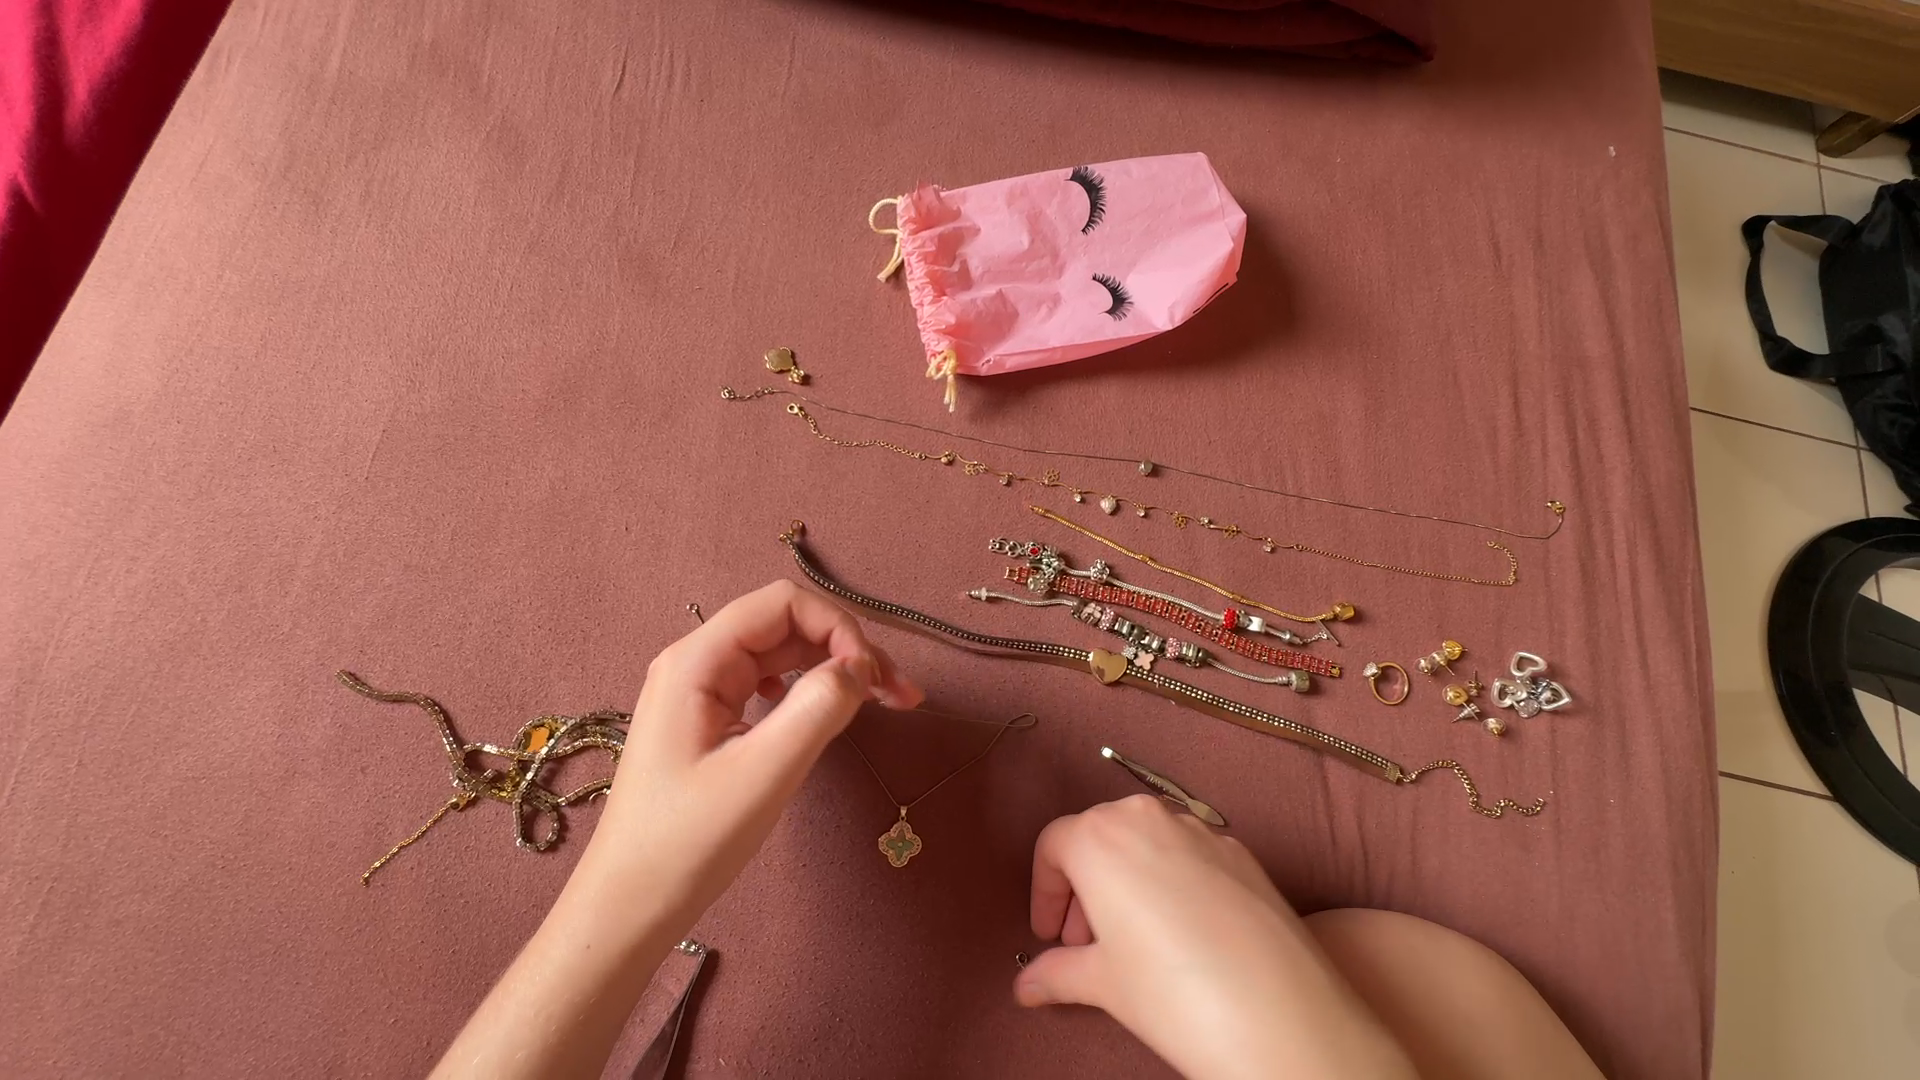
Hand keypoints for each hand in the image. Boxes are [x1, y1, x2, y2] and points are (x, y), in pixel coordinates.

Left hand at [431, 580, 919, 1078]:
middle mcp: (698, 661)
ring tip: (883, 702)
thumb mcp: (762, 774)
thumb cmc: (688, 842)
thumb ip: (817, 708)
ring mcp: (702, 690)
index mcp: (698, 660)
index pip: (783, 604)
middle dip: (847, 648)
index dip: (838, 627)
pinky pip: (771, 684)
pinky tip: (827, 714)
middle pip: (787, 625)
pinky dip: (811, 691)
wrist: (627, 908)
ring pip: (784, 654)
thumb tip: (861, 668)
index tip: (875, 679)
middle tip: (900, 694)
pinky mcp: (710, 718)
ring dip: (835, 669)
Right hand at [1017, 795, 1414, 1079]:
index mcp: (1099, 835)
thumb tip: (1027, 985)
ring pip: (1144, 839)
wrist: (1282, 1016)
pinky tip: (1185, 933)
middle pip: (1097, 836)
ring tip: (1135, 938)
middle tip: (1085, 942)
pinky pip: (1188, 852)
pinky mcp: (1240, 849)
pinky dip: (1171, 879)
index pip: (1052, 847)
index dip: (1044, 893)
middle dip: (1084, 886)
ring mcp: (1198, 828)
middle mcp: (1146, 815)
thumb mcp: (1103, 983)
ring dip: (1127, 878)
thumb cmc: (1174, 993)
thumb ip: (1056, 973)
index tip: (1049, 935)